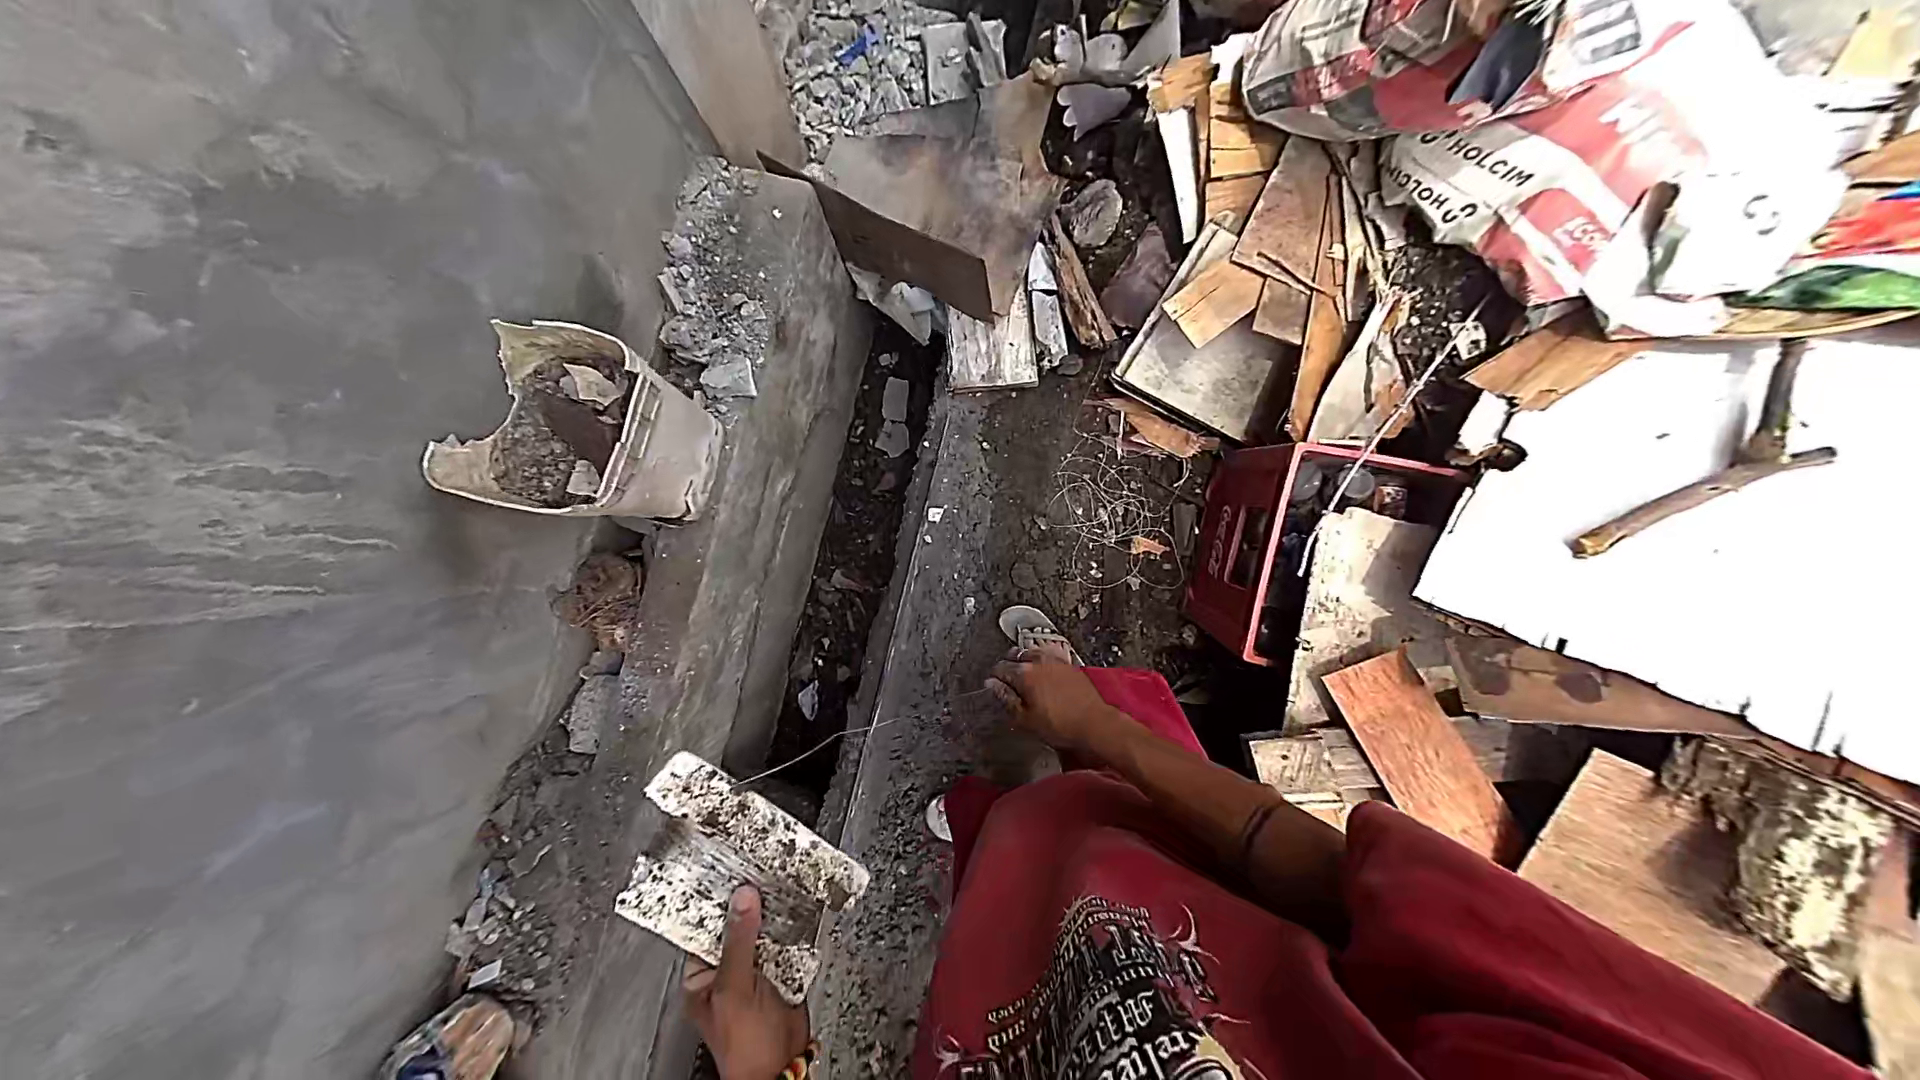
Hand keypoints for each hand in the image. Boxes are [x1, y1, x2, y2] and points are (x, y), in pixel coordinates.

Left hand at [683, 886, 810, 1079]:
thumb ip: (738, 942)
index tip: (728, 871)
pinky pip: (785, 936)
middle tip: (759, 869)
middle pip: (737, 922)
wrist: (782, 1067)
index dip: (716, 900)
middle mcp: (727, 967)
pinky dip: (792, 922)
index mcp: (702, 974)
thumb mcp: (734, 988)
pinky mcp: (781, 965)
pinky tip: (796, 905)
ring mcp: (755, 965)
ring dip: (773, 909)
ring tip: (778, 878)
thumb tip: (742, 899)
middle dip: (749, 900)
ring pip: (763, 926)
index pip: (705, 926)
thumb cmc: (745, 1046)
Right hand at [986, 648, 1131, 752]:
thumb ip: (1006, 698)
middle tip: (1008, 681)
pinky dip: (1041, 660)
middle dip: (1008, 665)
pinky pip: (1049, 655)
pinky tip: (1043, 672)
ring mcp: (1055, 660)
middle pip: (1015, 655)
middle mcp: (1038, 661)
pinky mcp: (1069, 664)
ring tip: (1024, 675)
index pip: (1000, 668)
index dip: (995, 678)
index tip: (996, 687)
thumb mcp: (1025, 719)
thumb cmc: (1059, 725)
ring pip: (1032, 652)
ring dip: (1024, 660)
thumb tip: (991, 684)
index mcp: (1024, 673)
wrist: (1094, 722)